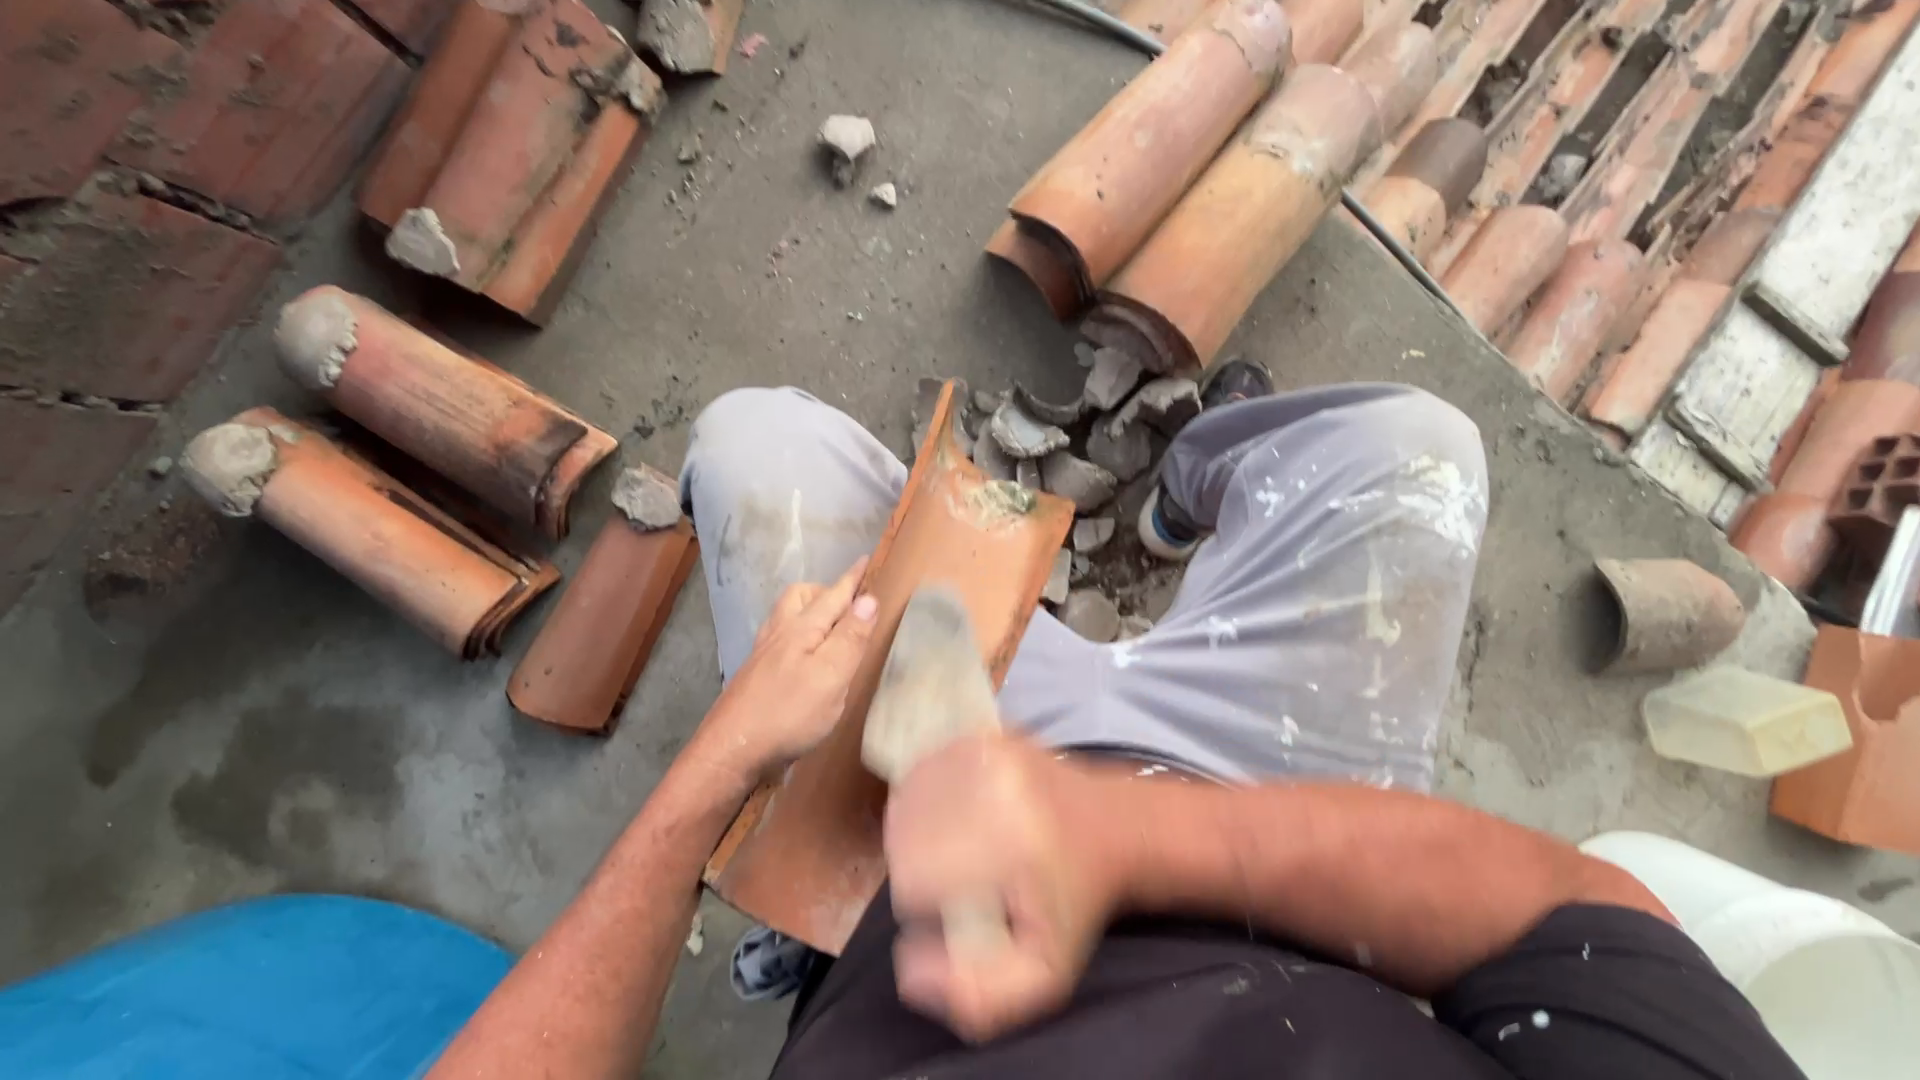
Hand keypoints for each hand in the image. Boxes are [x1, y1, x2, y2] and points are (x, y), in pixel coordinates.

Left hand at [691, 557, 878, 784]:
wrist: (731, 750)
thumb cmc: (788, 714)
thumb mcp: (831, 678)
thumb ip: (850, 638)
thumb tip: (868, 599)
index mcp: (802, 629)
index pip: (833, 595)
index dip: (852, 580)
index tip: (865, 560)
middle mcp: (780, 634)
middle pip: (800, 597)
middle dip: (825, 591)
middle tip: (849, 605)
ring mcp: (763, 654)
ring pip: (786, 616)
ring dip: (808, 611)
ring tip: (829, 627)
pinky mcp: (756, 675)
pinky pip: (779, 638)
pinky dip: (796, 635)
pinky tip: (802, 658)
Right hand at [884, 735, 1125, 1042]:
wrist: (1113, 825)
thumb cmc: (1074, 903)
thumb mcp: (1042, 974)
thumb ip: (976, 998)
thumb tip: (909, 969)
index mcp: (1005, 847)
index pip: (912, 881)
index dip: (925, 904)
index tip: (957, 905)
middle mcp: (992, 788)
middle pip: (905, 837)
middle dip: (918, 866)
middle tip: (956, 878)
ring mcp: (985, 751)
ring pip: (908, 799)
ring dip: (917, 830)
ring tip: (957, 846)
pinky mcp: (982, 732)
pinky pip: (922, 767)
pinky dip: (927, 794)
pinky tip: (957, 813)